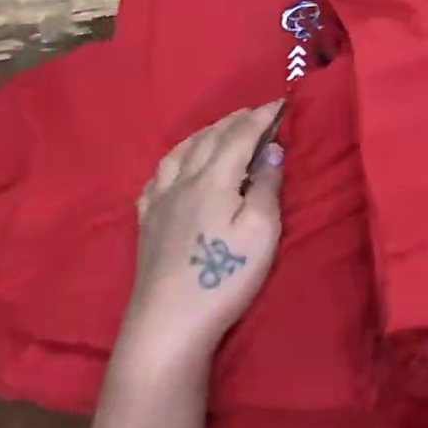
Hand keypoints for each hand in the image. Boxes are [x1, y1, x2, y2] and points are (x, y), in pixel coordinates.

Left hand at [119, 101, 285, 369]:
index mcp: (213, 178)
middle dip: (235, 120)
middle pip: (210, 137)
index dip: (261, 117)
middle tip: (255, 112)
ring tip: (220, 129)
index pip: (240, 136)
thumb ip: (267, 186)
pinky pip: (159, 174)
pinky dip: (176, 157)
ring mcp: (159, 199)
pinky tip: (178, 164)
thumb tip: (271, 151)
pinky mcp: (147, 220)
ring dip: (205, 133)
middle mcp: (182, 179)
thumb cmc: (223, 277)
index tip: (280, 103)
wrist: (168, 324)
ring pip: (181, 150)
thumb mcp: (261, 232)